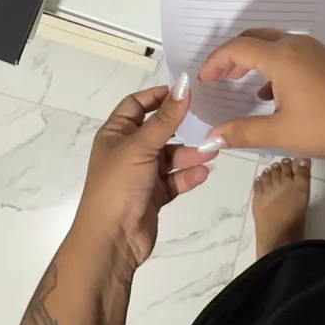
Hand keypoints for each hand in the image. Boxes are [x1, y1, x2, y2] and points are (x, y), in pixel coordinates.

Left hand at [67, 80, 215, 276]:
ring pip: (169, 157)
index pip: (136, 105)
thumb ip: (165, 118)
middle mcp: (127, 151)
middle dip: (181, 128)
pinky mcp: (153, 196)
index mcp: (115, 134)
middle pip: (157, 131)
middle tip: (207, 121)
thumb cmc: (119, 185)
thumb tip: (184, 86)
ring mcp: (140, 174)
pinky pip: (174, 180)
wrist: (111, 239)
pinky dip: (188, 176)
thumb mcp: (141, 146)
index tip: (184, 92)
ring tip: (212, 151)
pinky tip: (204, 173)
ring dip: (189, 154)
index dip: (157, 96)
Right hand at [198, 30, 324, 158]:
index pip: (236, 48)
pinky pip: (290, 53)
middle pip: (253, 38)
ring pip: (273, 44)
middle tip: (218, 77)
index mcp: (280, 57)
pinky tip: (272, 95)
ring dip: (253, 59)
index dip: (215, 62)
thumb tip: (212, 137)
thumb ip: (241, 131)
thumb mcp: (279, 133)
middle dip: (232, 56)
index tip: (204, 79)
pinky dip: (273, 65)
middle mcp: (295, 45)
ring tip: (240, 84)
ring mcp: (314, 50)